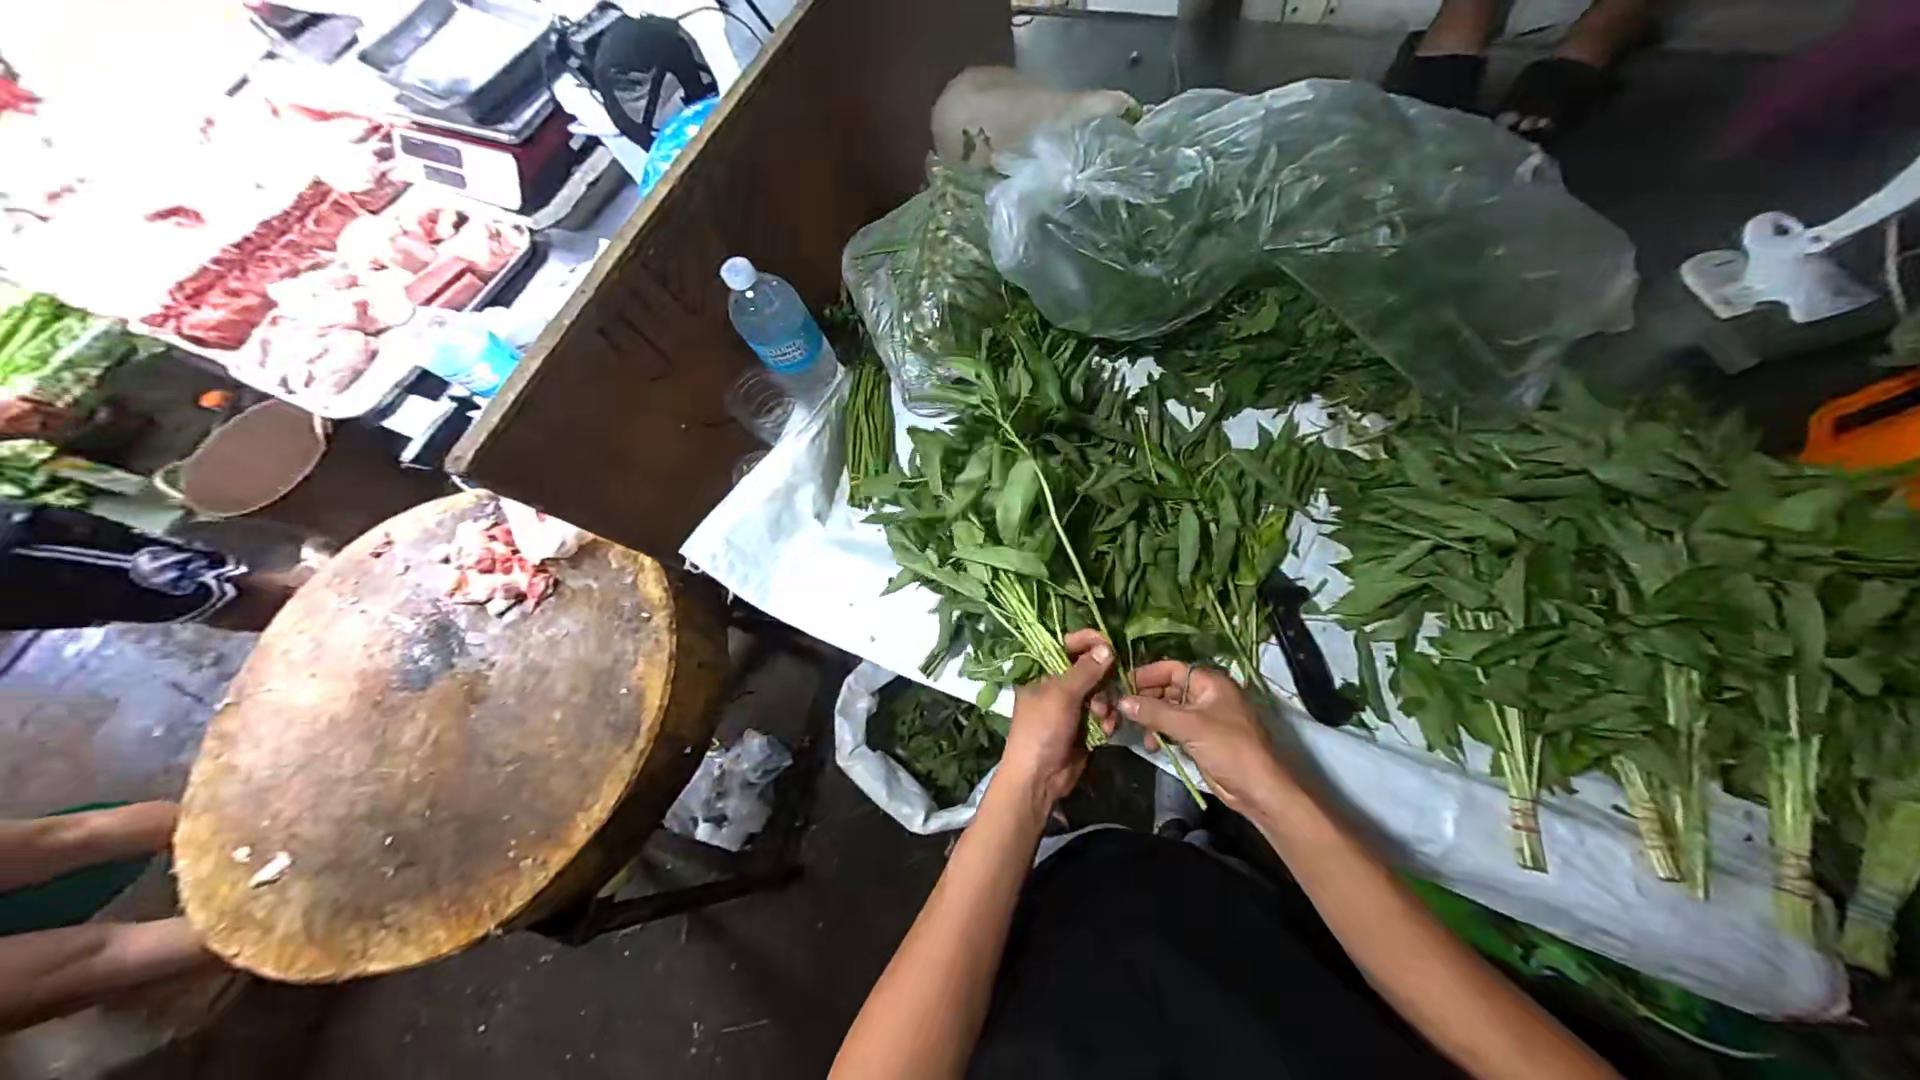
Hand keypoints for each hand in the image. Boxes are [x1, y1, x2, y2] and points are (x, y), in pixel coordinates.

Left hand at [999, 630, 1116, 804]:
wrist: (1039, 778)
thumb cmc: (1041, 729)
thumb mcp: (1061, 695)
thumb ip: (1084, 671)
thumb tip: (1106, 647)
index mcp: (1043, 671)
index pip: (1067, 645)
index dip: (1088, 642)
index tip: (1108, 645)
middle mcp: (1059, 685)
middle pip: (1091, 669)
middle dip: (1103, 681)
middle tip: (1104, 695)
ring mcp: (1073, 706)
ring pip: (1103, 692)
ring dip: (1107, 704)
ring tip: (1103, 718)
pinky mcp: (1086, 726)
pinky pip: (1106, 714)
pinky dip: (1109, 721)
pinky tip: (1107, 731)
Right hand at [1119, 661, 1297, 815]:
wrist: (1258, 789)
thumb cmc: (1228, 748)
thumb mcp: (1188, 726)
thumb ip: (1153, 712)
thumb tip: (1121, 701)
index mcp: (1210, 683)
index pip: (1172, 669)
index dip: (1147, 674)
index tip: (1122, 684)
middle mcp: (1207, 695)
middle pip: (1169, 688)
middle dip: (1146, 698)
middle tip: (1122, 708)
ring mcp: (1205, 717)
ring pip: (1170, 709)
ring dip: (1151, 718)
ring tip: (1135, 729)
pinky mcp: (1202, 737)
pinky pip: (1175, 727)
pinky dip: (1161, 732)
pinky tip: (1151, 744)